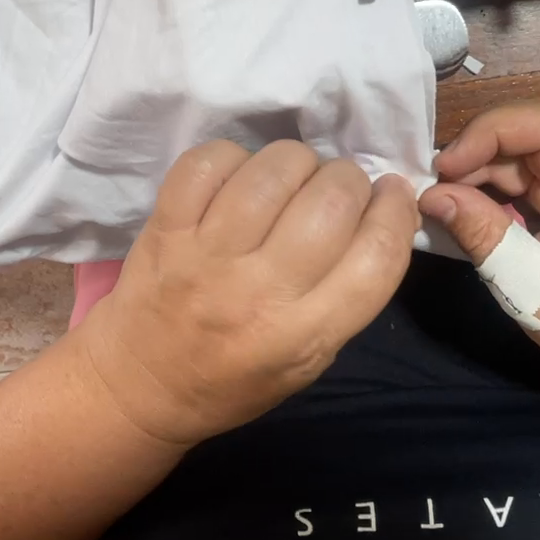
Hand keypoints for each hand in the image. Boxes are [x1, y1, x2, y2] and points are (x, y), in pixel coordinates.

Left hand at [77, 140, 417, 445]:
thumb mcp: (311, 358)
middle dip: (348, 180)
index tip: (393, 194)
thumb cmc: (237, 377)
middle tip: (337, 188)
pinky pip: (208, 162)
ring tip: (292, 177)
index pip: (377, 258)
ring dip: (297, 160)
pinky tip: (240, 174)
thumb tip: (382, 207)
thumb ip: (349, 290)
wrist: (142, 384)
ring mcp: (206, 256)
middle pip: (331, 202)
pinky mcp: (166, 227)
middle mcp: (258, 293)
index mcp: (304, 335)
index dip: (396, 210)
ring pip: (274, 171)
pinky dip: (234, 155)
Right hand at [419, 100, 539, 403]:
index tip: (447, 167)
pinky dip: (483, 181)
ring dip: (474, 165)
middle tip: (433, 185)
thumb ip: (489, 243)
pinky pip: (517, 169)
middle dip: (475, 148)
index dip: (492, 131)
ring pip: (516, 145)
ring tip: (440, 198)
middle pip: (528, 127)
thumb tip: (432, 197)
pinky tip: (461, 204)